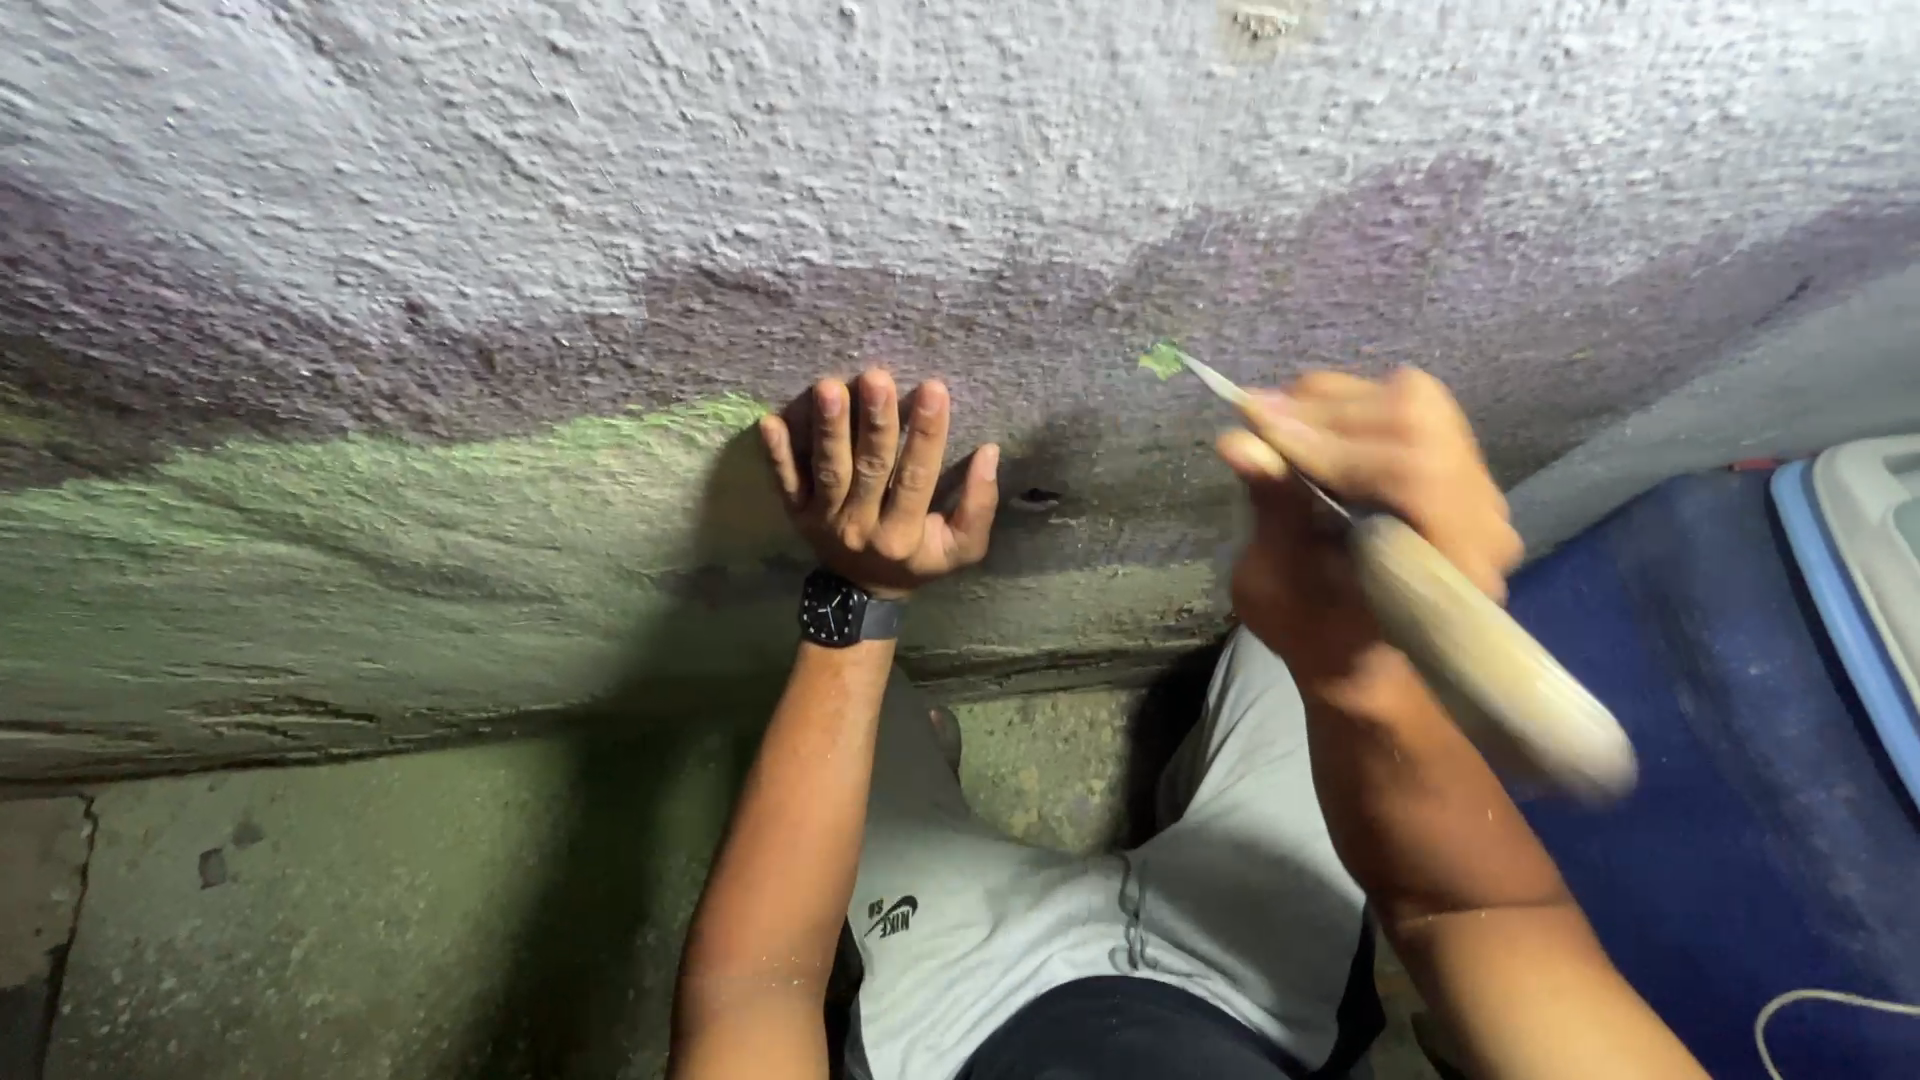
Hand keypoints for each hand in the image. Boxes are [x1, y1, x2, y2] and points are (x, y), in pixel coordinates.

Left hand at [759, 368, 999, 599]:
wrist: (863, 593)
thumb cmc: (918, 561)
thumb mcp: (960, 549)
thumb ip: (979, 506)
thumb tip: (989, 453)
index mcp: (903, 536)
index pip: (916, 478)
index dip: (926, 435)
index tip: (934, 390)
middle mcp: (861, 527)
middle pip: (869, 468)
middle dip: (875, 422)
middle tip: (877, 377)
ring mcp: (824, 519)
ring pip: (828, 470)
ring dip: (828, 429)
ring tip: (829, 388)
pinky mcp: (797, 513)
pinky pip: (785, 482)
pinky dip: (777, 454)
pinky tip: (771, 422)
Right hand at [1216, 368, 1522, 697]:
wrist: (1360, 657)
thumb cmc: (1315, 635)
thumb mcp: (1275, 585)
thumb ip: (1271, 510)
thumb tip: (1237, 442)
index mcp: (1447, 562)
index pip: (1409, 471)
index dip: (1329, 441)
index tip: (1257, 426)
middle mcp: (1480, 516)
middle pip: (1416, 422)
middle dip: (1326, 412)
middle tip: (1256, 414)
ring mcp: (1475, 487)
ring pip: (1416, 404)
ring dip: (1337, 403)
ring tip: (1277, 417)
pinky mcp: (1454, 466)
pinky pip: (1412, 411)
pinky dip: (1351, 406)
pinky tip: (1309, 421)